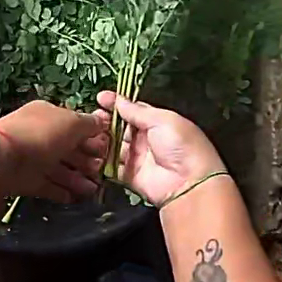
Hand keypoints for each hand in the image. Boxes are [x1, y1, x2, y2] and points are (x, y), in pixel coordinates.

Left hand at [0, 100, 107, 201]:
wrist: (2, 159)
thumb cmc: (42, 135)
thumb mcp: (72, 123)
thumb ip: (89, 124)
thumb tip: (102, 122)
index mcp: (48, 114)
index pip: (75, 125)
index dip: (92, 137)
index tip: (107, 150)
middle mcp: (39, 134)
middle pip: (68, 148)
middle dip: (86, 160)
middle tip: (100, 172)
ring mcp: (31, 158)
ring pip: (59, 168)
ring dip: (77, 178)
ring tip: (92, 189)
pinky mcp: (25, 180)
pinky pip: (47, 184)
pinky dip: (60, 191)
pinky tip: (74, 197)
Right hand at [95, 92, 224, 206]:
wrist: (189, 183)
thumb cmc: (182, 146)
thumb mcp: (162, 120)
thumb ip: (138, 111)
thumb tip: (119, 100)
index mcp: (157, 122)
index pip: (133, 110)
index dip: (117, 104)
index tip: (101, 98)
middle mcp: (146, 139)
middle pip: (120, 128)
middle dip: (107, 122)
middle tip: (93, 118)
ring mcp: (138, 158)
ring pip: (114, 146)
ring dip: (103, 140)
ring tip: (91, 134)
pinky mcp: (130, 176)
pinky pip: (112, 167)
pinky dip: (102, 161)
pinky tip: (93, 152)